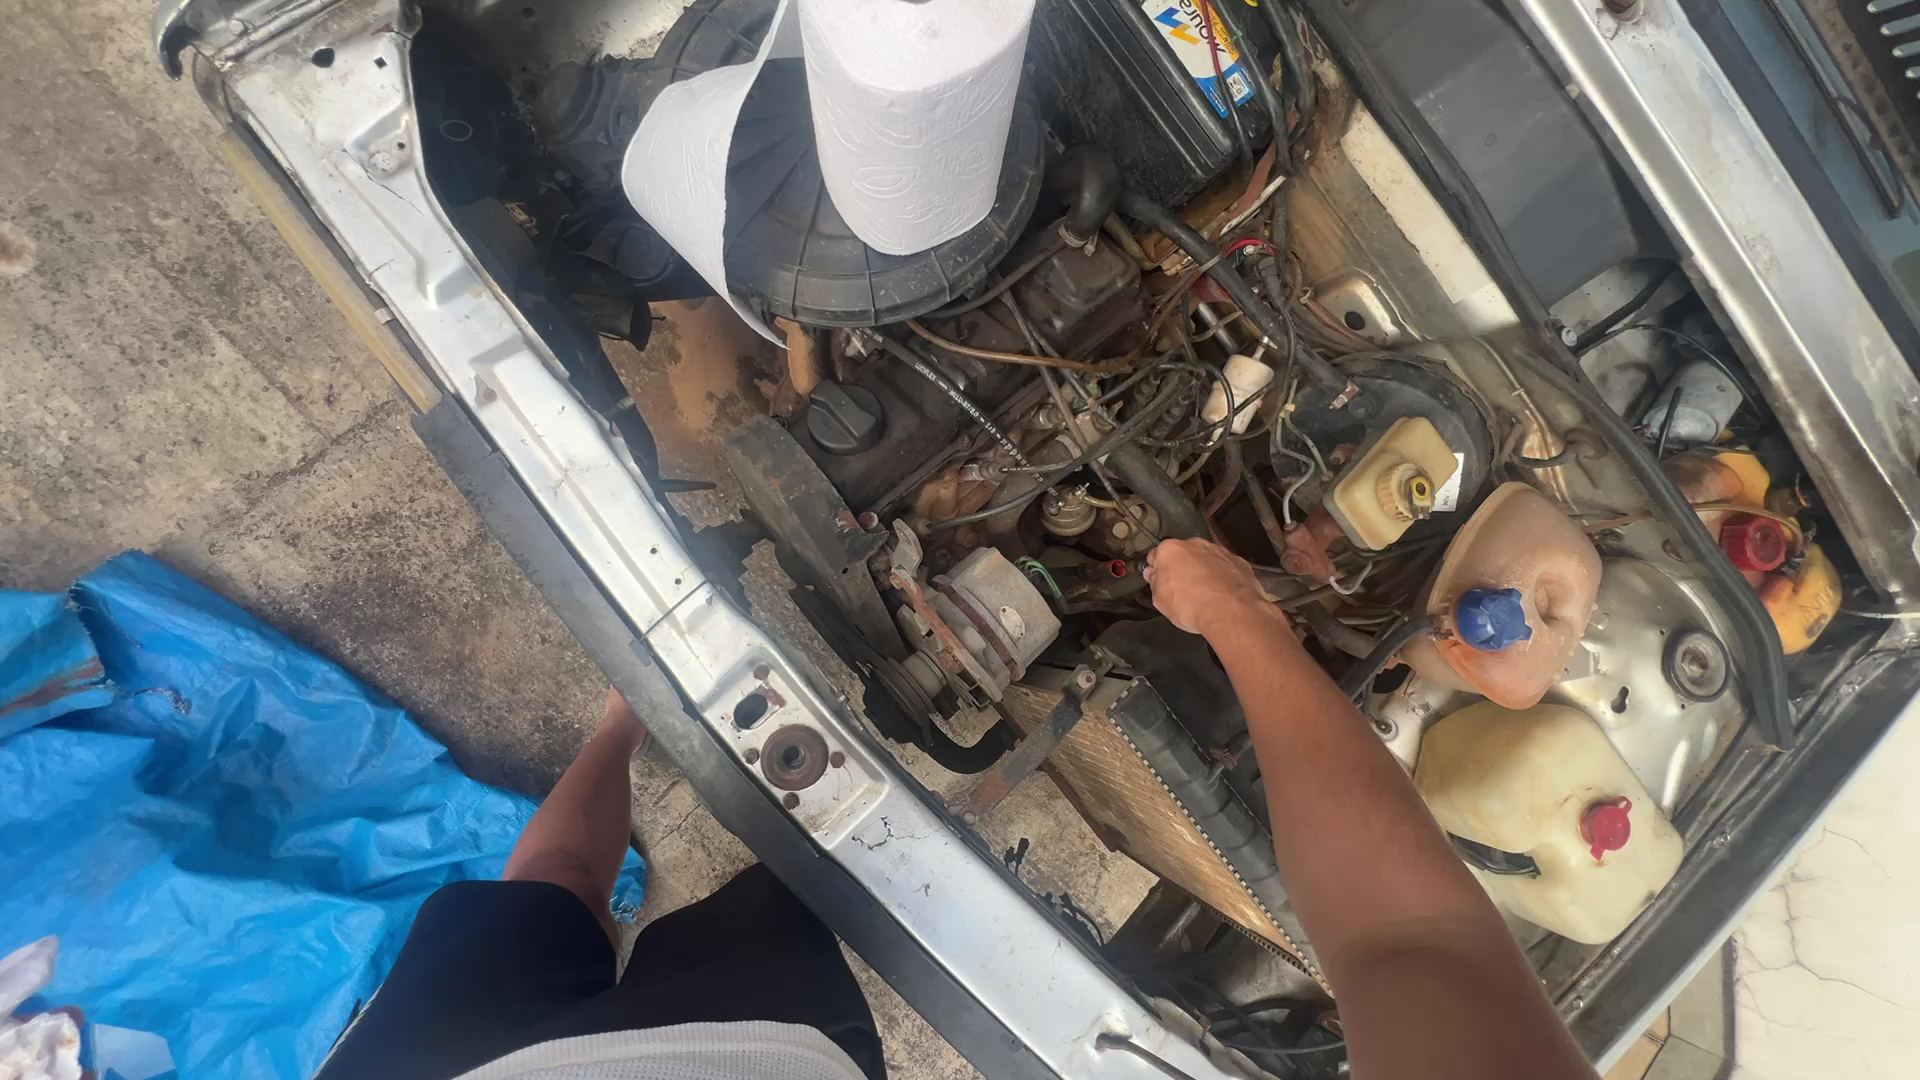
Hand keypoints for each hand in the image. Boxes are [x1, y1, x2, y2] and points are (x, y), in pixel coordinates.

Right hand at [1143, 538, 1278, 636]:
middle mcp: (1195, 544)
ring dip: (1203, 571)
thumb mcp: (1160, 600)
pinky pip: (1225, 567)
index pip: (1156, 556)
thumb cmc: (1191, 605)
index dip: (1157, 571)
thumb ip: (1155, 583)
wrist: (1230, 612)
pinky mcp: (1239, 562)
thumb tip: (1155, 576)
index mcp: (1170, 549)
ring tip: (1204, 595)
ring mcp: (1219, 551)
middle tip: (1182, 590)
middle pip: (1183, 554)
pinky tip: (1221, 595)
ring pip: (1206, 559)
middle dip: (1182, 568)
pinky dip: (1223, 577)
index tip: (1159, 582)